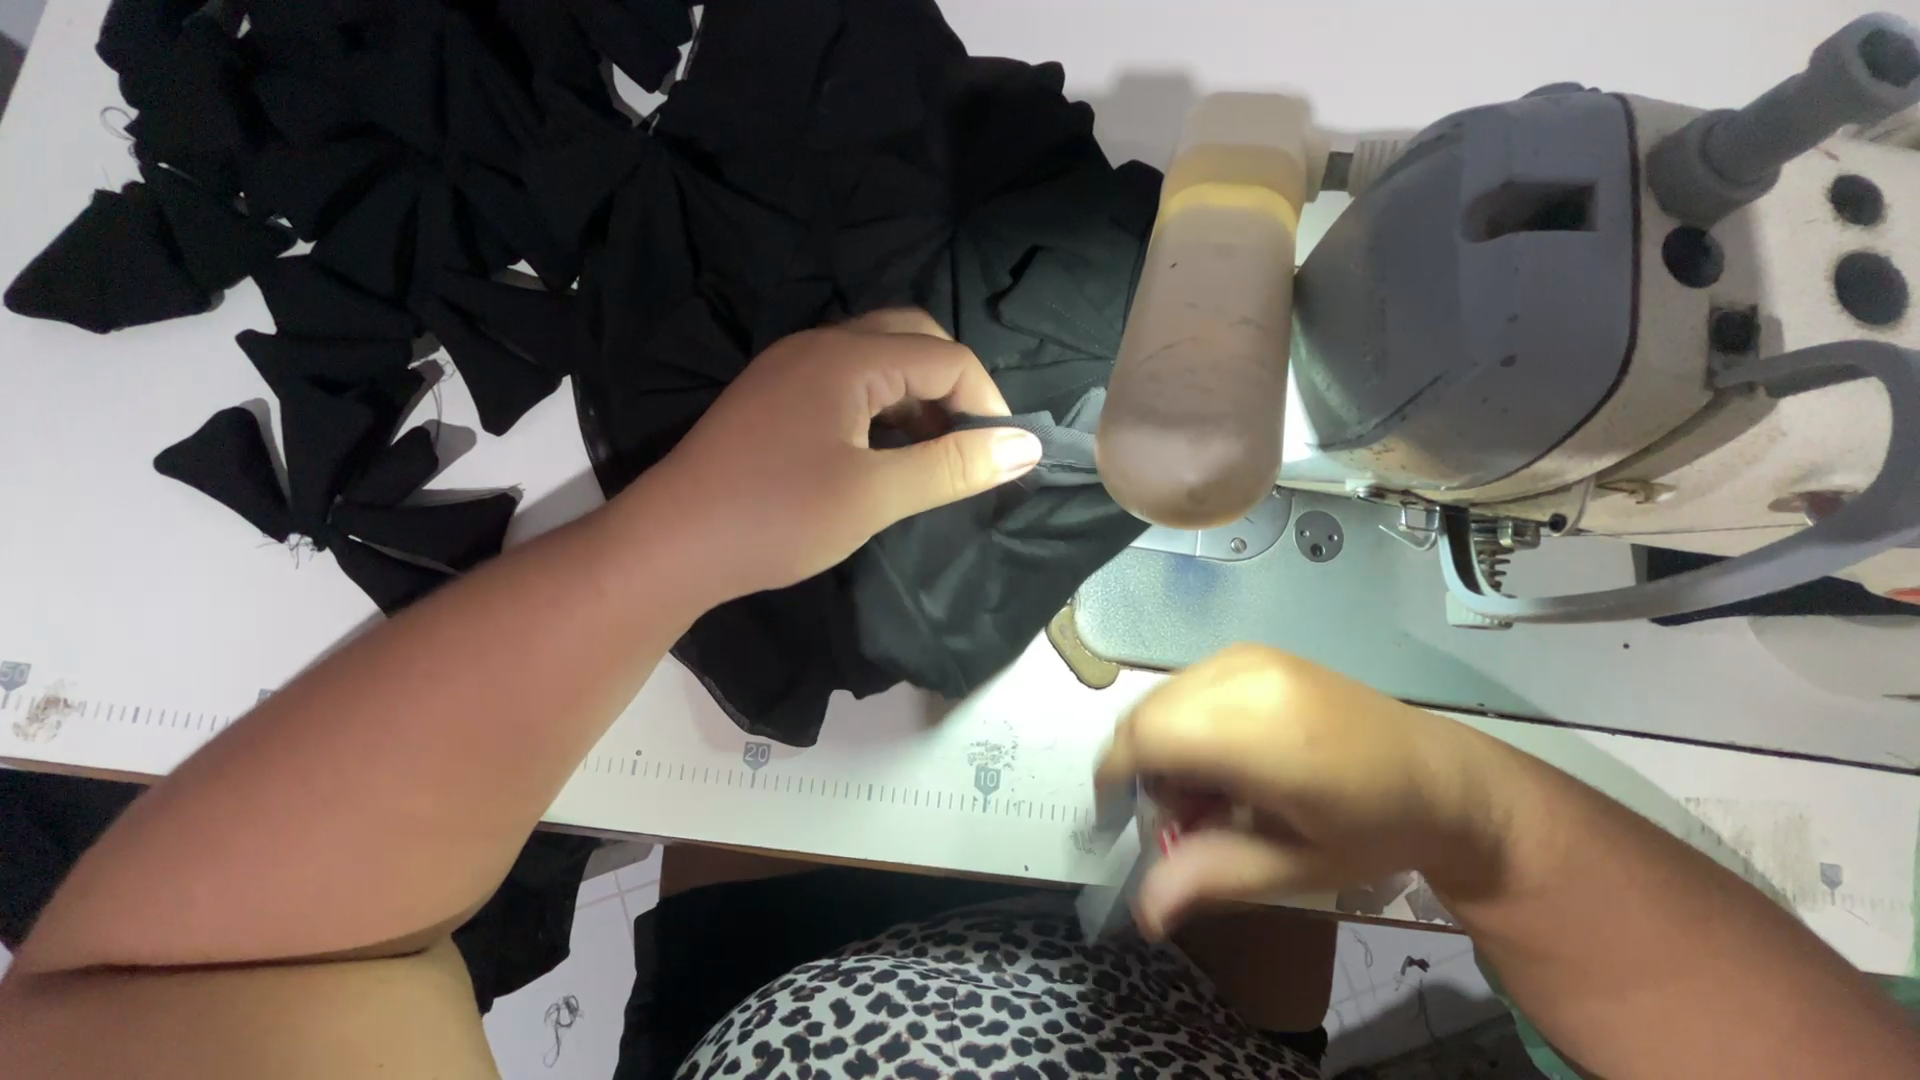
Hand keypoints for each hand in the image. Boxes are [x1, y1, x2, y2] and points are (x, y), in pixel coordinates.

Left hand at [632, 310, 1043, 601]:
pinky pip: (847, 382)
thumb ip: (952, 467)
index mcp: (847, 357)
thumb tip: (1026, 446)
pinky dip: (882, 407)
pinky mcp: (776, 397)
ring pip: (879, 359)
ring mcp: (791, 369)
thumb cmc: (776, 517)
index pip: (947, 357)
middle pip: (912, 338)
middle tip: (968, 444)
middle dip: (953, 386)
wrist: (669, 545)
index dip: (986, 403)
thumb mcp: (874, 495)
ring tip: (932, 456)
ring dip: (917, 396)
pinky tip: (883, 454)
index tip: (1002, 457)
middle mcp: (819, 345)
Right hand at [1095, 645, 1512, 936]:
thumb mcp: (1293, 868)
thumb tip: (1142, 913)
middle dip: (1141, 767)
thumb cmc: (1372, 831)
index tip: (1117, 818)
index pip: (1148, 736)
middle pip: (1147, 715)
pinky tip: (1222, 757)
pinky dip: (1182, 721)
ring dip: (1161, 745)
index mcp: (1261, 733)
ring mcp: (1249, 657)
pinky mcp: (1252, 652)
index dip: (1114, 775)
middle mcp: (1246, 677)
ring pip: (1162, 697)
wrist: (1444, 778)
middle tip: (1179, 816)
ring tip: (1208, 791)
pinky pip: (1186, 685)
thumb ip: (1210, 877)